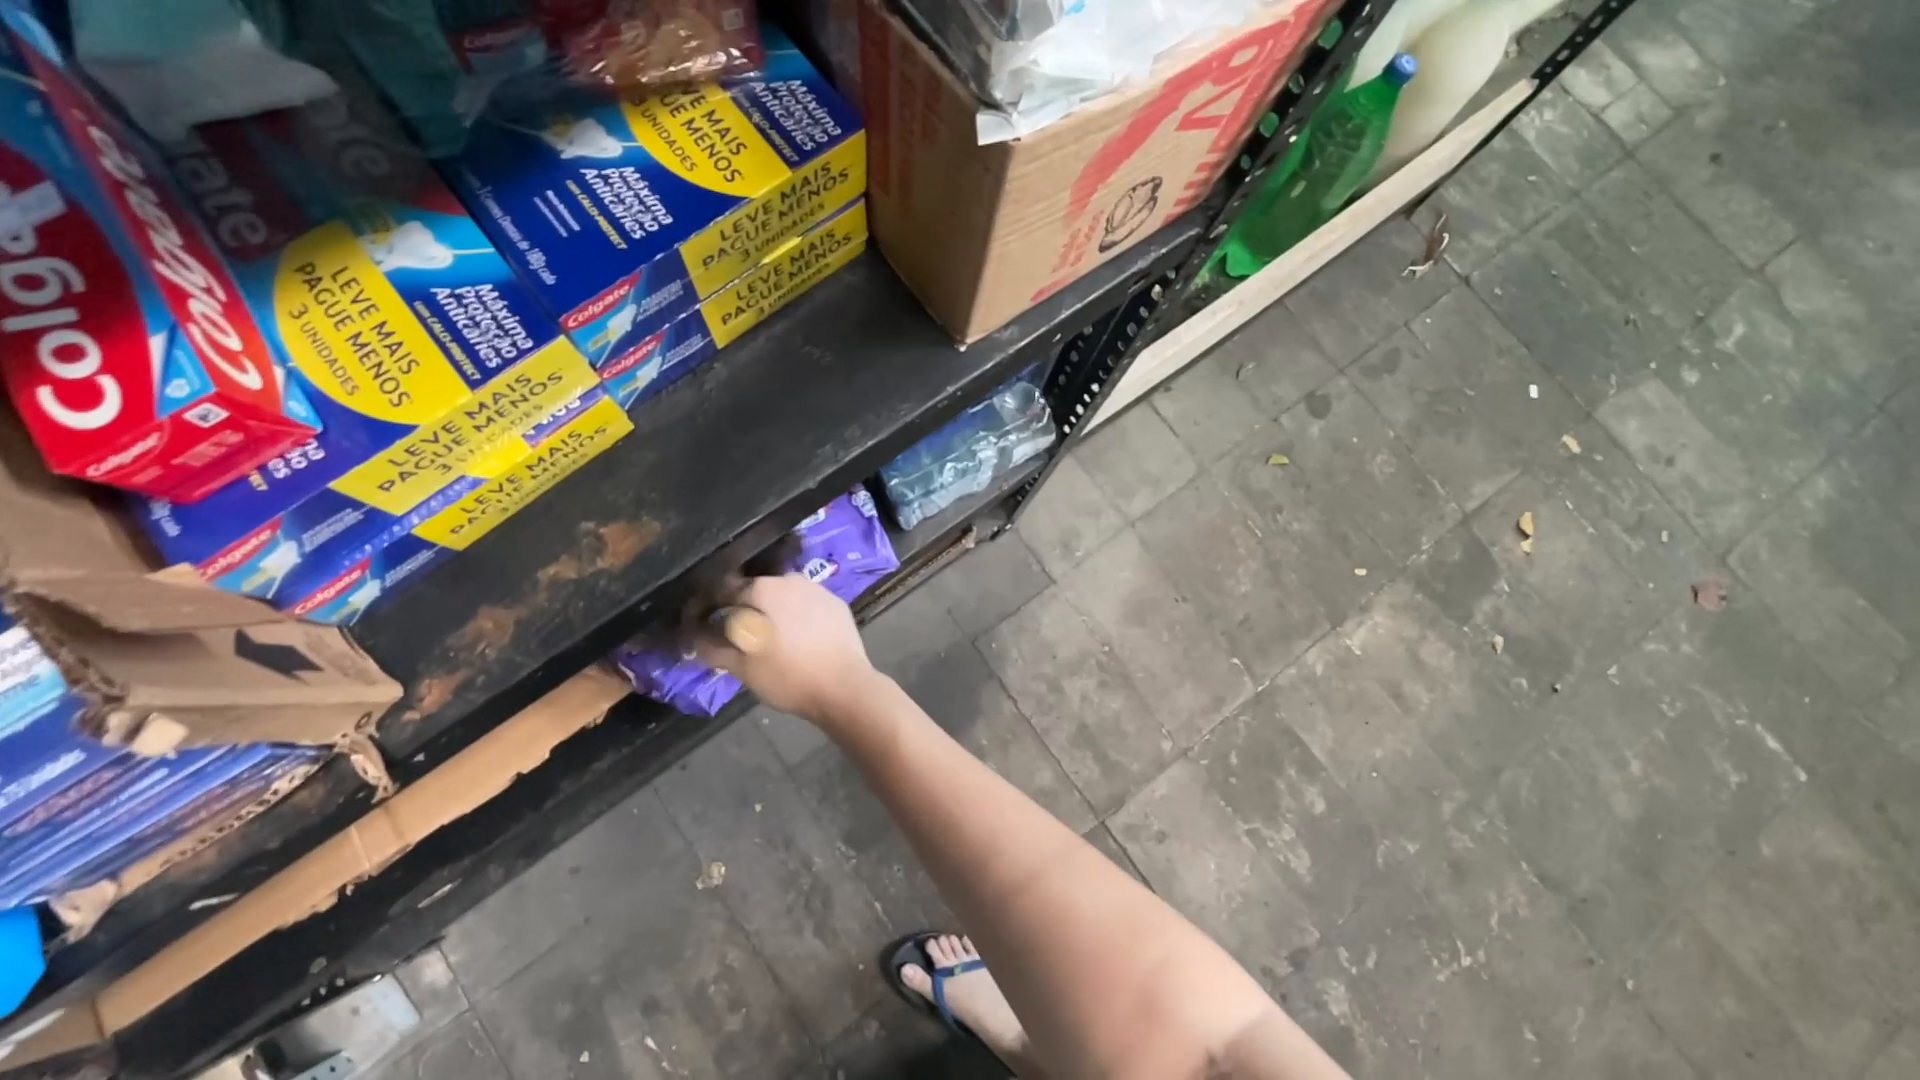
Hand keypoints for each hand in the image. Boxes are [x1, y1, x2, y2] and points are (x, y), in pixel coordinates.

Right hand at [698, 573, 881, 723]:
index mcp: (763, 588)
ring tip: (769, 640)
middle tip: (738, 637)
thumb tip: (694, 639)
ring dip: (772, 613)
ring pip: (784, 597)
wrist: (845, 687)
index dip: (710, 607)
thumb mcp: (742, 667)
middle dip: (743, 610)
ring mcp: (818, 590)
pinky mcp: (837, 605)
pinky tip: (798, 639)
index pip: (723, 589)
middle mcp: (790, 579)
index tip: (705, 625)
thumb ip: (713, 648)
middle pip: (755, 591)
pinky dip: (797, 617)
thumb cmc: (788, 676)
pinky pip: (807, 606)